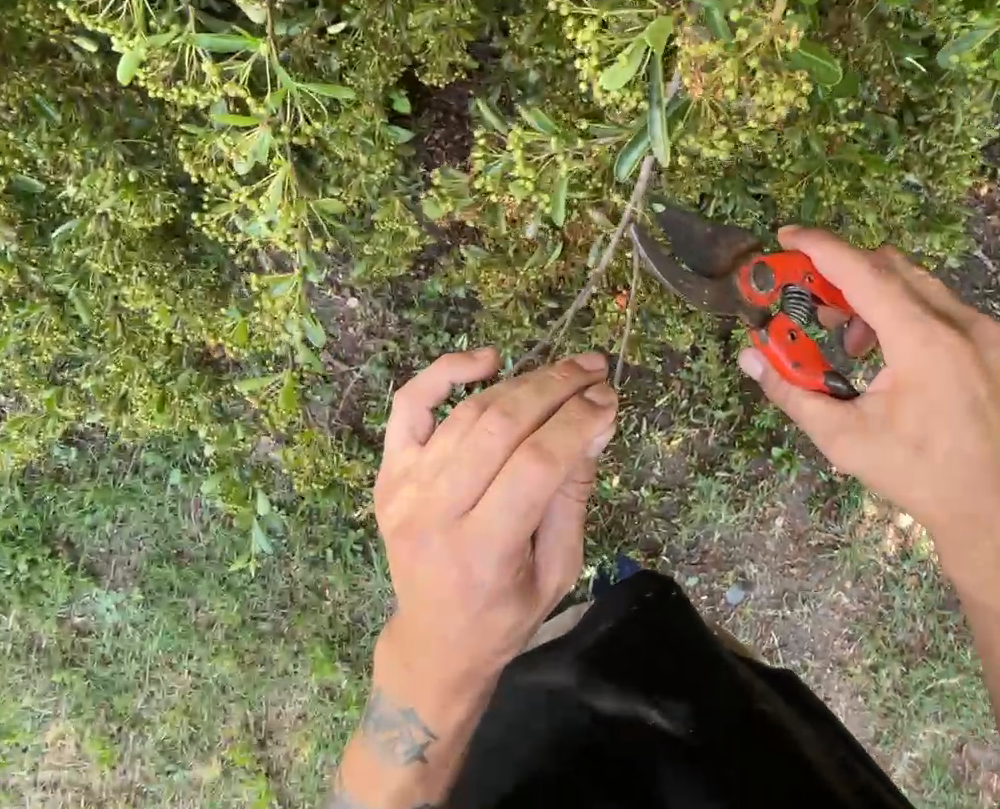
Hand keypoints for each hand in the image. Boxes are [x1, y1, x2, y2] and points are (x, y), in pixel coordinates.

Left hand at [345, 347, 615, 800]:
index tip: (610, 398)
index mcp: (482, 551)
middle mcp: (434, 513)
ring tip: (563, 371)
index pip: (537, 464)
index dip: (578, 422)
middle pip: (501, 427)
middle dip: (556, 389)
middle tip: (593, 370)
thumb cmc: (504, 615)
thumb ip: (573, 496)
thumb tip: (595, 423)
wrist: (433, 641)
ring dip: (522, 381)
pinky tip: (488, 359)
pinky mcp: (389, 472)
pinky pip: (410, 405)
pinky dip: (446, 373)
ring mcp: (404, 488)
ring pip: (469, 412)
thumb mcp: (558, 570)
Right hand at [737, 228, 999, 594]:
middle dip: (846, 276)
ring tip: (857, 345)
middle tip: (816, 305)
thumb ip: (791, 390)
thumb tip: (748, 358)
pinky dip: (914, 316)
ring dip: (879, 299)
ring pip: (924, 287)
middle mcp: (966, 325)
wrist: (998, 518)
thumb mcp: (842, 437)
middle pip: (893, 268)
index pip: (863, 271)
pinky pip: (952, 310)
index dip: (820, 247)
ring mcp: (996, 335)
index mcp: (925, 341)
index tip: (786, 236)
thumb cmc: (916, 476)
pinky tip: (900, 359)